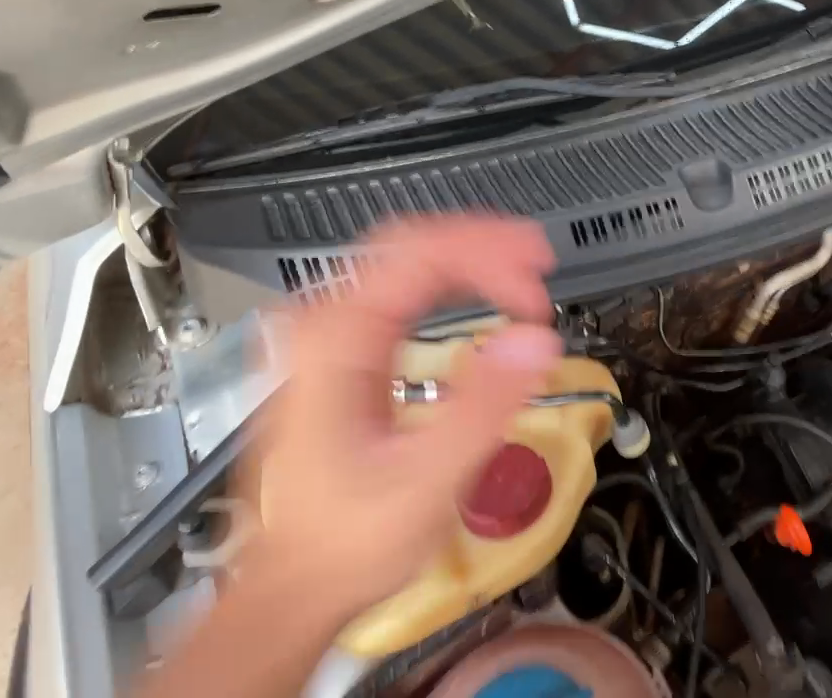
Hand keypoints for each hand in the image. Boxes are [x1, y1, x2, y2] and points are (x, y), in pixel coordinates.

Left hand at [246, 215, 563, 621]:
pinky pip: (402, 289)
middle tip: (539, 261)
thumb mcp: (425, 480)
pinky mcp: (343, 353)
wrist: (292, 586)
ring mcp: (329, 337)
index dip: (488, 258)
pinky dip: (452, 280)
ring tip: (523, 272)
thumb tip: (536, 341)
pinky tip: (481, 291)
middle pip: (411, 244)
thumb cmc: (344, 543)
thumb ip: (484, 405)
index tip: (535, 288)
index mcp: (334, 343)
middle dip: (483, 243)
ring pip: (405, 259)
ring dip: (471, 258)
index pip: (420, 255)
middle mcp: (323, 327)